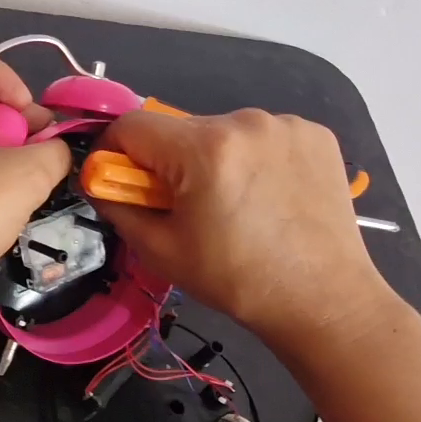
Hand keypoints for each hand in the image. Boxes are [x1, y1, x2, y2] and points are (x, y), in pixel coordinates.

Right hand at [93, 109, 397, 351]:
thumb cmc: (235, 280)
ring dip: (211, 158)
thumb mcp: (159, 250)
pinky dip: (251, 157)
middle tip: (182, 205)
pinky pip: (260, 135)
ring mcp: (286, 124)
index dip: (114, 151)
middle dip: (167, 160)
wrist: (323, 300)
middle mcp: (245, 121)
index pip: (131, 125)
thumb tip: (97, 179)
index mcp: (203, 149)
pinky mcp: (315, 133)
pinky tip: (266, 194)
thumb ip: (117, 205)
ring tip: (230, 203)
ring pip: (220, 131)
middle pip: (178, 128)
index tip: (121, 181)